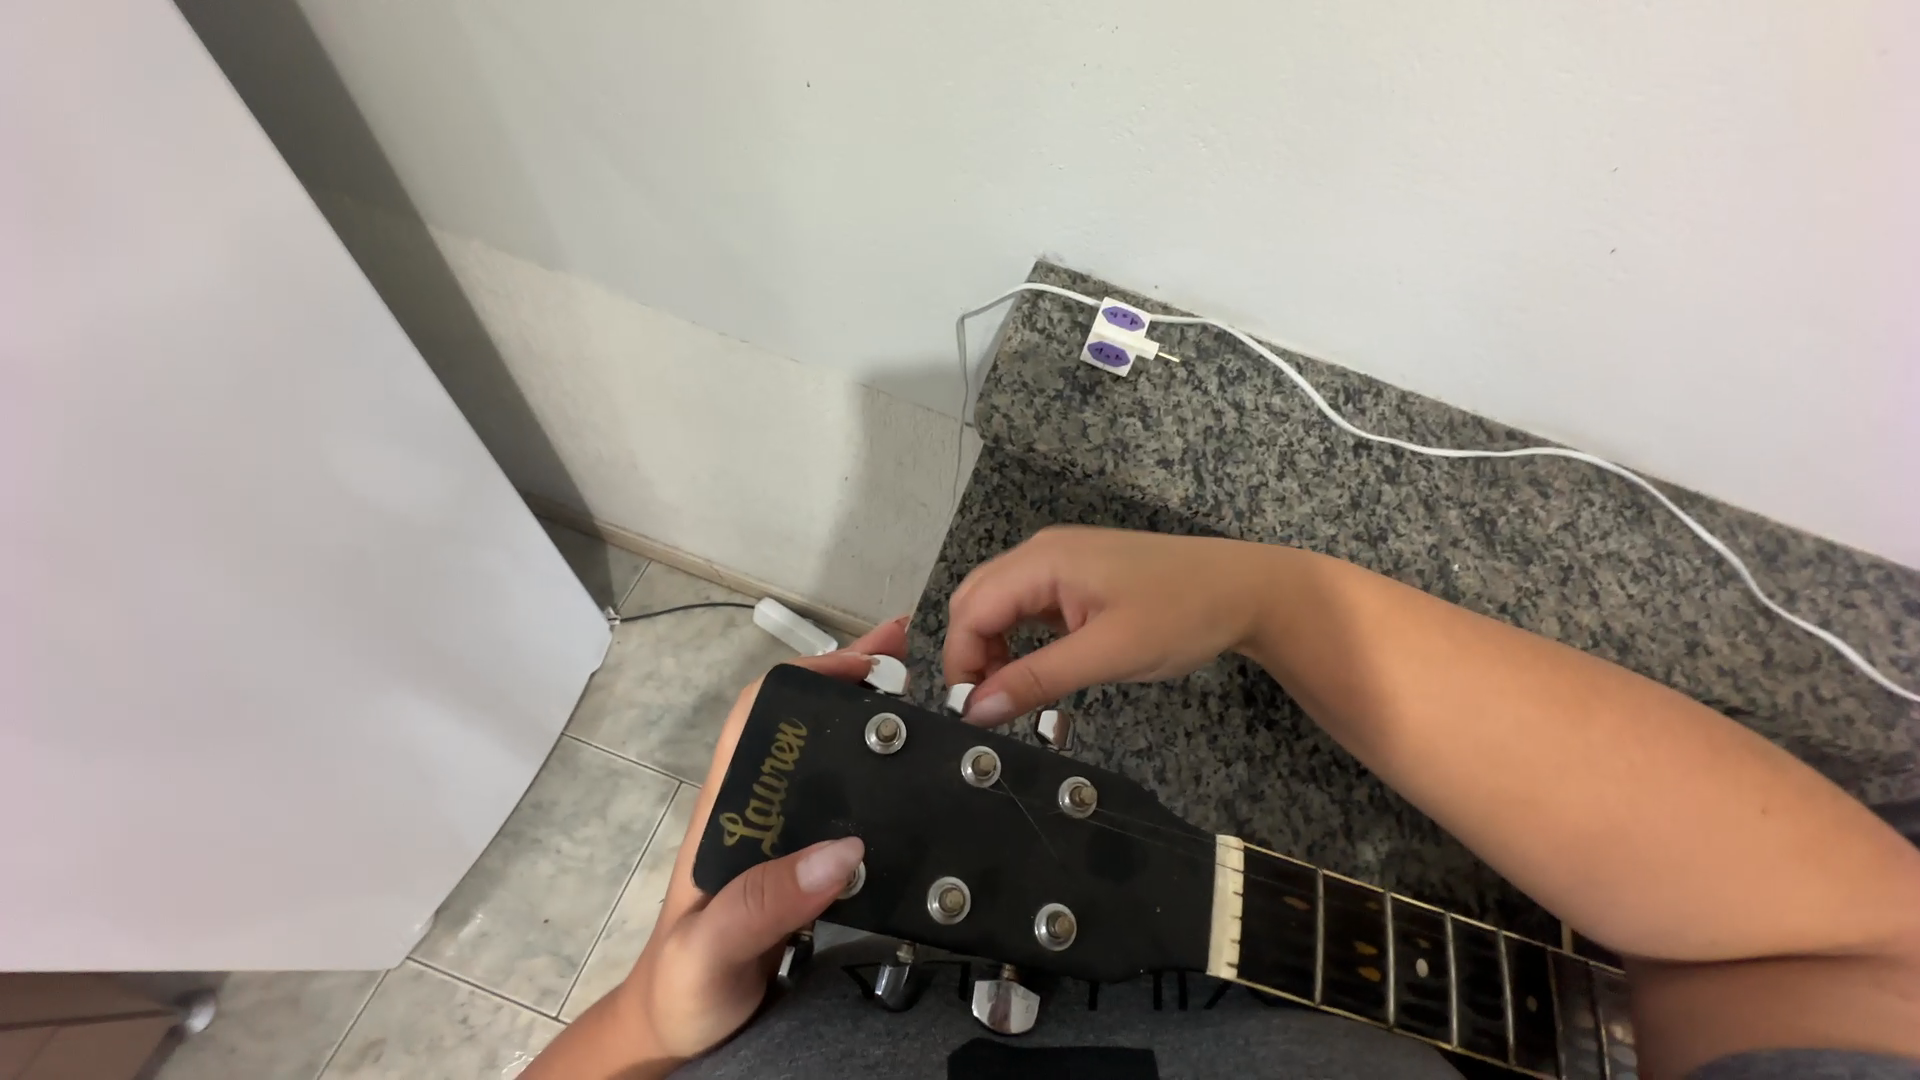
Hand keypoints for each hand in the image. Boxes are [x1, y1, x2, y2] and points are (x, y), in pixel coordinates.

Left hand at [530, 617, 908, 1078]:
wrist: (684, 1034)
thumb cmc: (683, 985)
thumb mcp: (713, 947)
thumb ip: (765, 902)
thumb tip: (846, 848)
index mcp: (731, 804)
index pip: (759, 713)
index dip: (807, 676)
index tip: (867, 666)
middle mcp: (763, 805)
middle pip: (805, 721)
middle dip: (856, 679)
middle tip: (917, 659)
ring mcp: (789, 833)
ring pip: (834, 759)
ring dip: (876, 721)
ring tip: (934, 702)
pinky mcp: (814, 862)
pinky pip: (854, 805)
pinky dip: (887, 777)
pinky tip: (924, 780)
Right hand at [944, 526, 1292, 725]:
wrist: (1246, 590)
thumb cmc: (1181, 616)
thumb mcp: (1108, 654)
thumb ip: (1037, 680)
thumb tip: (975, 711)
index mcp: (1043, 561)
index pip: (971, 609)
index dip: (961, 661)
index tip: (970, 712)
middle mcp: (1041, 552)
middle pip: (976, 600)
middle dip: (970, 652)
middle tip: (986, 704)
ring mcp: (1059, 562)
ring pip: (997, 602)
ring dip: (991, 646)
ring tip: (1008, 691)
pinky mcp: (1076, 577)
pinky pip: (1026, 605)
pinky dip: (1015, 637)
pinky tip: (1031, 666)